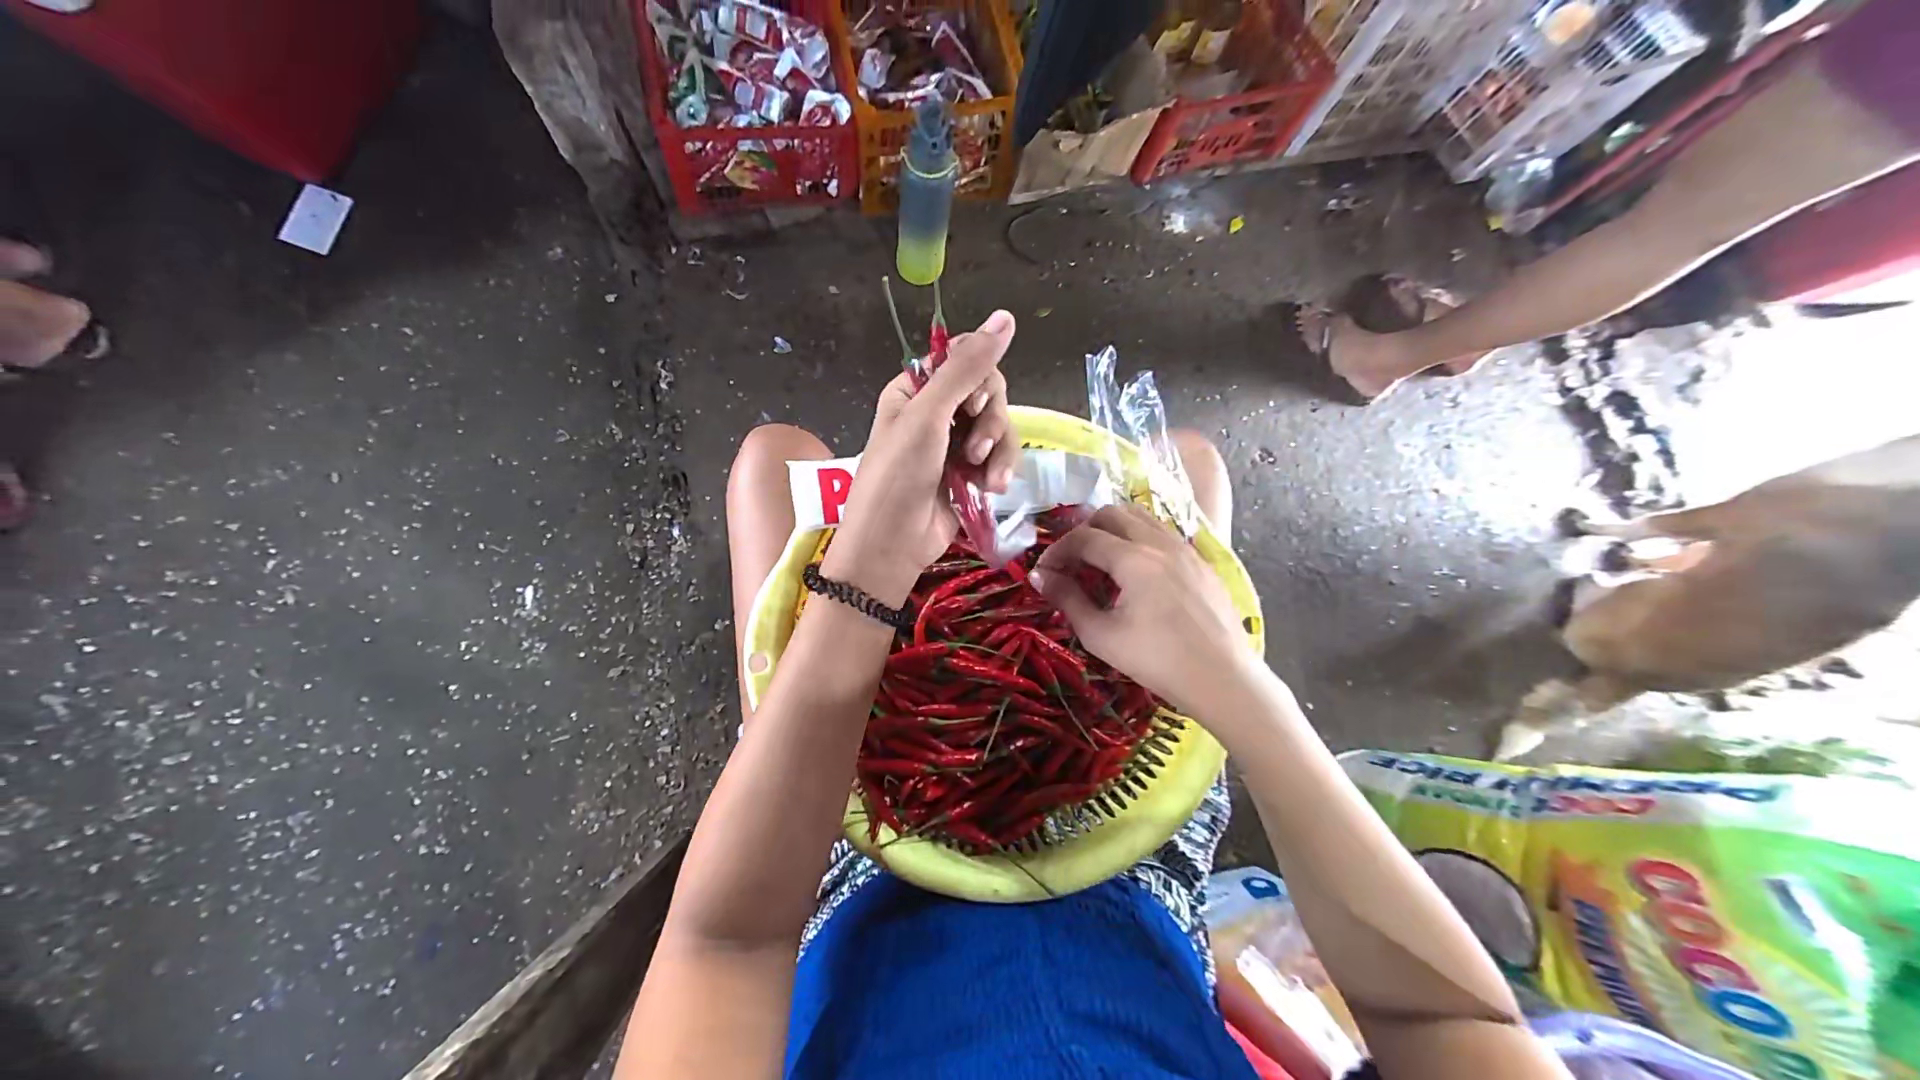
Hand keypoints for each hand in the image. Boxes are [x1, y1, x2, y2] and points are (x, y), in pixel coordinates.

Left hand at [822, 310, 1018, 605]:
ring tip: (984, 477)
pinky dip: (1000, 471)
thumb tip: (1005, 318)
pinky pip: (1001, 456)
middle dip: (989, 422)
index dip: (978, 378)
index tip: (971, 403)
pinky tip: (992, 489)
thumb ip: (967, 368)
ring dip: (999, 451)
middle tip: (975, 448)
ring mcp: (955, 443)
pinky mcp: (970, 473)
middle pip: (988, 392)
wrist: (892, 545)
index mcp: (915, 388)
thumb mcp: (928, 416)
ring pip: (1000, 427)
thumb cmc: (897, 477)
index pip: (963, 360)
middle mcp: (936, 411)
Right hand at [1030, 503, 1254, 715]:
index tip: (1045, 571)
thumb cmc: (1156, 660)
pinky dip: (1141, 541)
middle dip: (1084, 530)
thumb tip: (1041, 577)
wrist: (1222, 678)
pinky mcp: (1203, 563)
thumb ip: (1068, 600)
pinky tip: (1138, 574)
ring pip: (1142, 518)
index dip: (1057, 550)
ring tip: (1102, 560)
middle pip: (1113, 513)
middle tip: (1072, 560)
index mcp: (1133, 559)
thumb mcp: (1101, 635)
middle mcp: (1160, 543)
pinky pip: (1164, 536)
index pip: (1083, 537)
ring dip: (1115, 530)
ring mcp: (1186, 550)